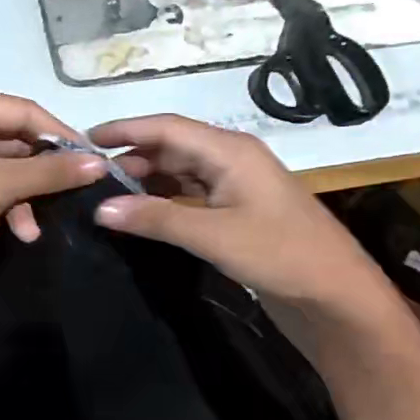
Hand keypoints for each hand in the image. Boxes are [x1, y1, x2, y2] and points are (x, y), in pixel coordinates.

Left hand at [0, 84, 107, 281]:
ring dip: (22, 198)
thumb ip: (51, 171)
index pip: (23, 110)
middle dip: (39, 176)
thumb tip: (100, 163)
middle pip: (15, 140)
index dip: (61, 136)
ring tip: (31, 229)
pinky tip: (11, 230)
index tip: (95, 162)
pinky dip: (3, 206)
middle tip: (73, 196)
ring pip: (4, 167)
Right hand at [87, 114, 385, 306]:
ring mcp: (237, 187)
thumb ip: (157, 219)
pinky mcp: (238, 213)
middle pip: (173, 146)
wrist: (335, 293)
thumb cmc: (279, 253)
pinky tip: (143, 215)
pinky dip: (167, 201)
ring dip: (148, 181)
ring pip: (182, 172)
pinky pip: (194, 196)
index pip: (167, 127)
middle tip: (90, 178)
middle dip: (133, 157)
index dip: (126, 129)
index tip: (84, 141)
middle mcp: (232, 160)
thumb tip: (100, 208)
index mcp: (230, 150)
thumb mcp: (213, 235)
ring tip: (108, 196)